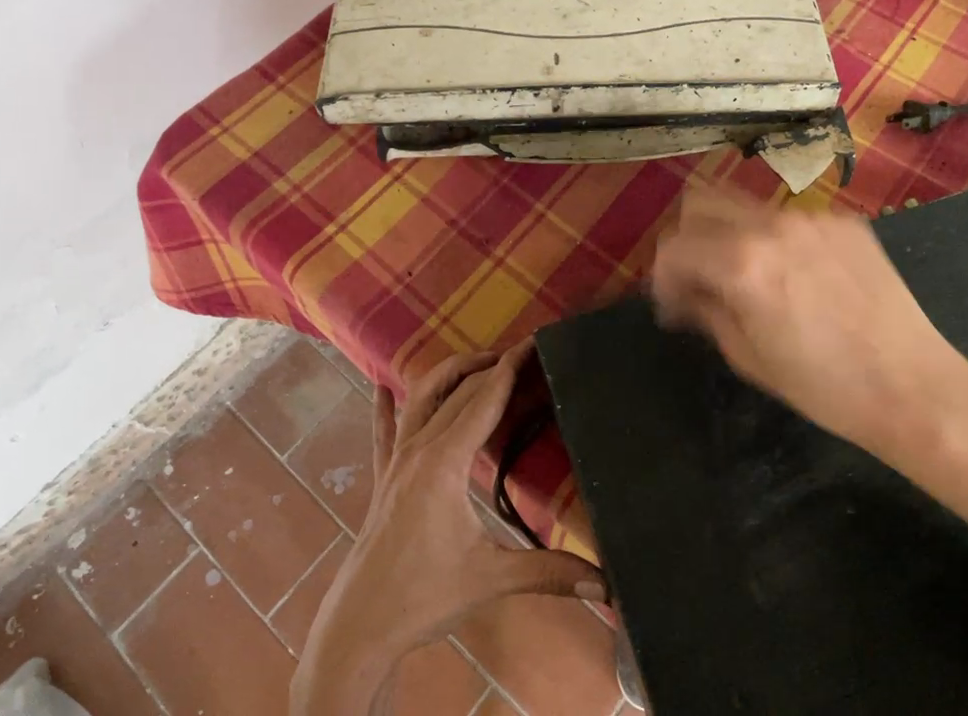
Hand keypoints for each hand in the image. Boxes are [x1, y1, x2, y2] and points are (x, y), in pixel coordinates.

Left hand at [292, 342, 603, 713]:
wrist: (359, 625)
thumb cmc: (423, 597)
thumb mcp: (491, 578)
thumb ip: (549, 572)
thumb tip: (608, 582)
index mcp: (444, 463)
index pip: (484, 401)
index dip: (510, 369)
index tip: (532, 342)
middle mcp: (418, 450)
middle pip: (457, 392)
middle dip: (490, 367)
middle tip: (523, 355)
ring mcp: (395, 461)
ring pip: (419, 399)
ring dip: (448, 374)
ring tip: (479, 362)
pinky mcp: (381, 479)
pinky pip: (382, 432)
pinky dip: (383, 407)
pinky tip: (378, 387)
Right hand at [648, 189, 967, 459]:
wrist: (913, 386)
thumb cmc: (824, 387)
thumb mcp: (748, 357)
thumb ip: (707, 310)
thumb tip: (685, 292)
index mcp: (742, 263)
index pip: (674, 247)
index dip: (662, 278)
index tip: (672, 306)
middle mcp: (772, 225)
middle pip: (700, 202)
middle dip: (688, 240)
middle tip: (698, 280)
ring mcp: (812, 217)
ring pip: (745, 205)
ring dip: (729, 234)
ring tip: (746, 277)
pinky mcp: (845, 221)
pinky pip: (789, 218)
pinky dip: (773, 238)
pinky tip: (794, 277)